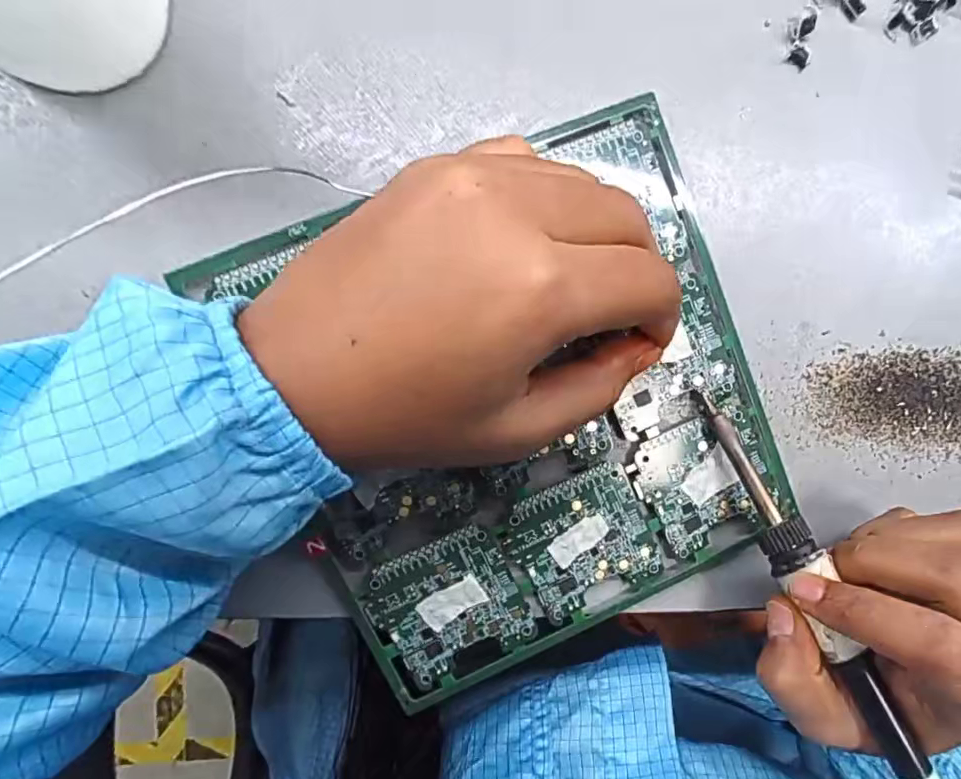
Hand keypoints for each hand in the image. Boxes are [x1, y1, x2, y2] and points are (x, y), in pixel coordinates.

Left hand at [237, 136, 681, 469]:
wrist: (298, 378)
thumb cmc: (404, 416)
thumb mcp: (518, 431)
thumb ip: (598, 389)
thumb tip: (631, 349)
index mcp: (539, 289)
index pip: (649, 281)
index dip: (662, 319)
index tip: (637, 346)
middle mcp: (515, 213)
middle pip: (628, 219)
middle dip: (638, 274)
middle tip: (609, 321)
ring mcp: (472, 177)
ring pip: (584, 183)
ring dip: (598, 236)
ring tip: (568, 287)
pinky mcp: (438, 168)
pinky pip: (527, 164)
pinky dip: (549, 202)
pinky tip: (526, 245)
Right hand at [756, 509, 960, 754]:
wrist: (903, 690)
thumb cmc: (873, 709)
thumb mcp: (820, 716)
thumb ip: (789, 676)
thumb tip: (784, 612)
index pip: (941, 645)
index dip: (865, 611)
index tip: (806, 595)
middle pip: (956, 577)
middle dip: (869, 565)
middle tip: (821, 577)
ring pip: (957, 542)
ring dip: (879, 545)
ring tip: (845, 573)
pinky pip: (949, 525)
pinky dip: (892, 533)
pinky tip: (872, 562)